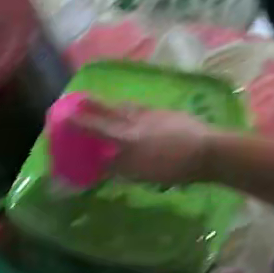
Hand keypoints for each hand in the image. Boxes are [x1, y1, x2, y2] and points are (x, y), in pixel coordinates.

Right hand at [66, 102, 223, 185]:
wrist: (208, 150)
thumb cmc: (174, 167)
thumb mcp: (141, 173)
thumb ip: (119, 168)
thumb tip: (102, 165)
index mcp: (126, 136)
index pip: (97, 127)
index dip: (80, 122)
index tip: (65, 115)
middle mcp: (136, 121)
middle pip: (110, 111)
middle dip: (93, 105)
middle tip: (80, 98)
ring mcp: (153, 115)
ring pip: (127, 107)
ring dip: (114, 105)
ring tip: (106, 104)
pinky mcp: (169, 114)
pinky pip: (143, 109)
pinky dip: (134, 109)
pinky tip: (137, 112)